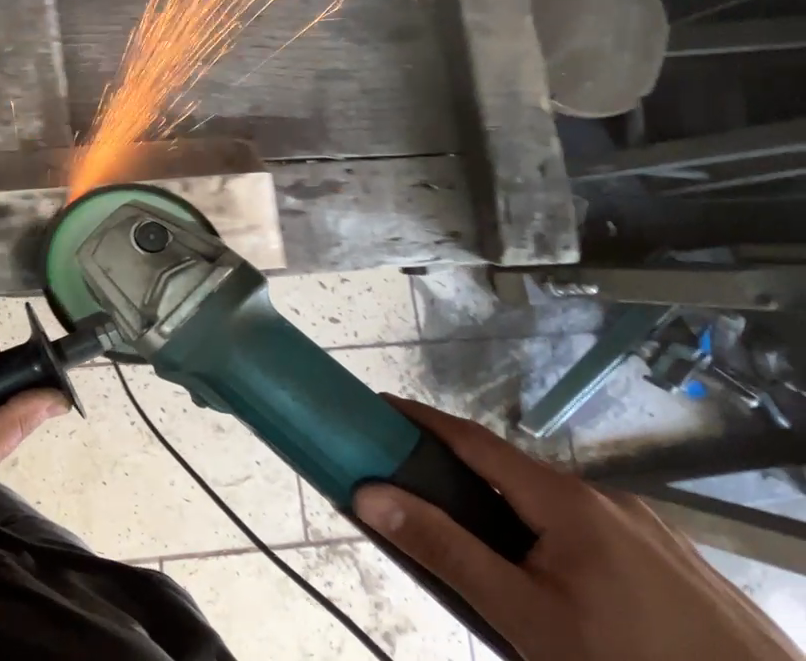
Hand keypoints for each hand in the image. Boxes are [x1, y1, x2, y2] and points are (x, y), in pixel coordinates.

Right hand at [355, 396, 801, 660]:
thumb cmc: (629, 660)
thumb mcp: (523, 613)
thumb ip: (444, 551)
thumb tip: (367, 493)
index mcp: (566, 500)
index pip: (474, 440)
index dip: (420, 419)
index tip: (374, 407)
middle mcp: (608, 500)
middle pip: (512, 474)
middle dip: (456, 476)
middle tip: (412, 497)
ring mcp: (650, 531)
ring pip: (553, 508)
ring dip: (505, 513)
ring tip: (479, 554)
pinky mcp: (676, 565)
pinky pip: (592, 534)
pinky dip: (548, 538)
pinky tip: (551, 585)